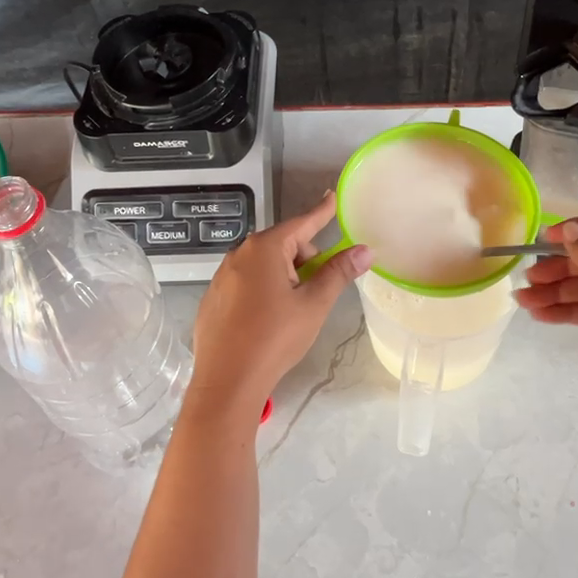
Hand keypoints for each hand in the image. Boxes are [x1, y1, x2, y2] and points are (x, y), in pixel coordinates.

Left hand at [188, 193, 372, 419]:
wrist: (227, 381)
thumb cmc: (275, 337)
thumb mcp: (314, 304)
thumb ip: (338, 272)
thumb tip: (365, 250)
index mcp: (265, 248)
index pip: (302, 223)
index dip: (322, 212)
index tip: (332, 196)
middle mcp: (239, 253)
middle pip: (283, 245)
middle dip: (304, 260)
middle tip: (314, 292)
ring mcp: (222, 276)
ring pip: (264, 265)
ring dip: (283, 277)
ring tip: (289, 312)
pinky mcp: (213, 298)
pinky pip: (245, 283)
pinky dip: (262, 291)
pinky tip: (265, 322)